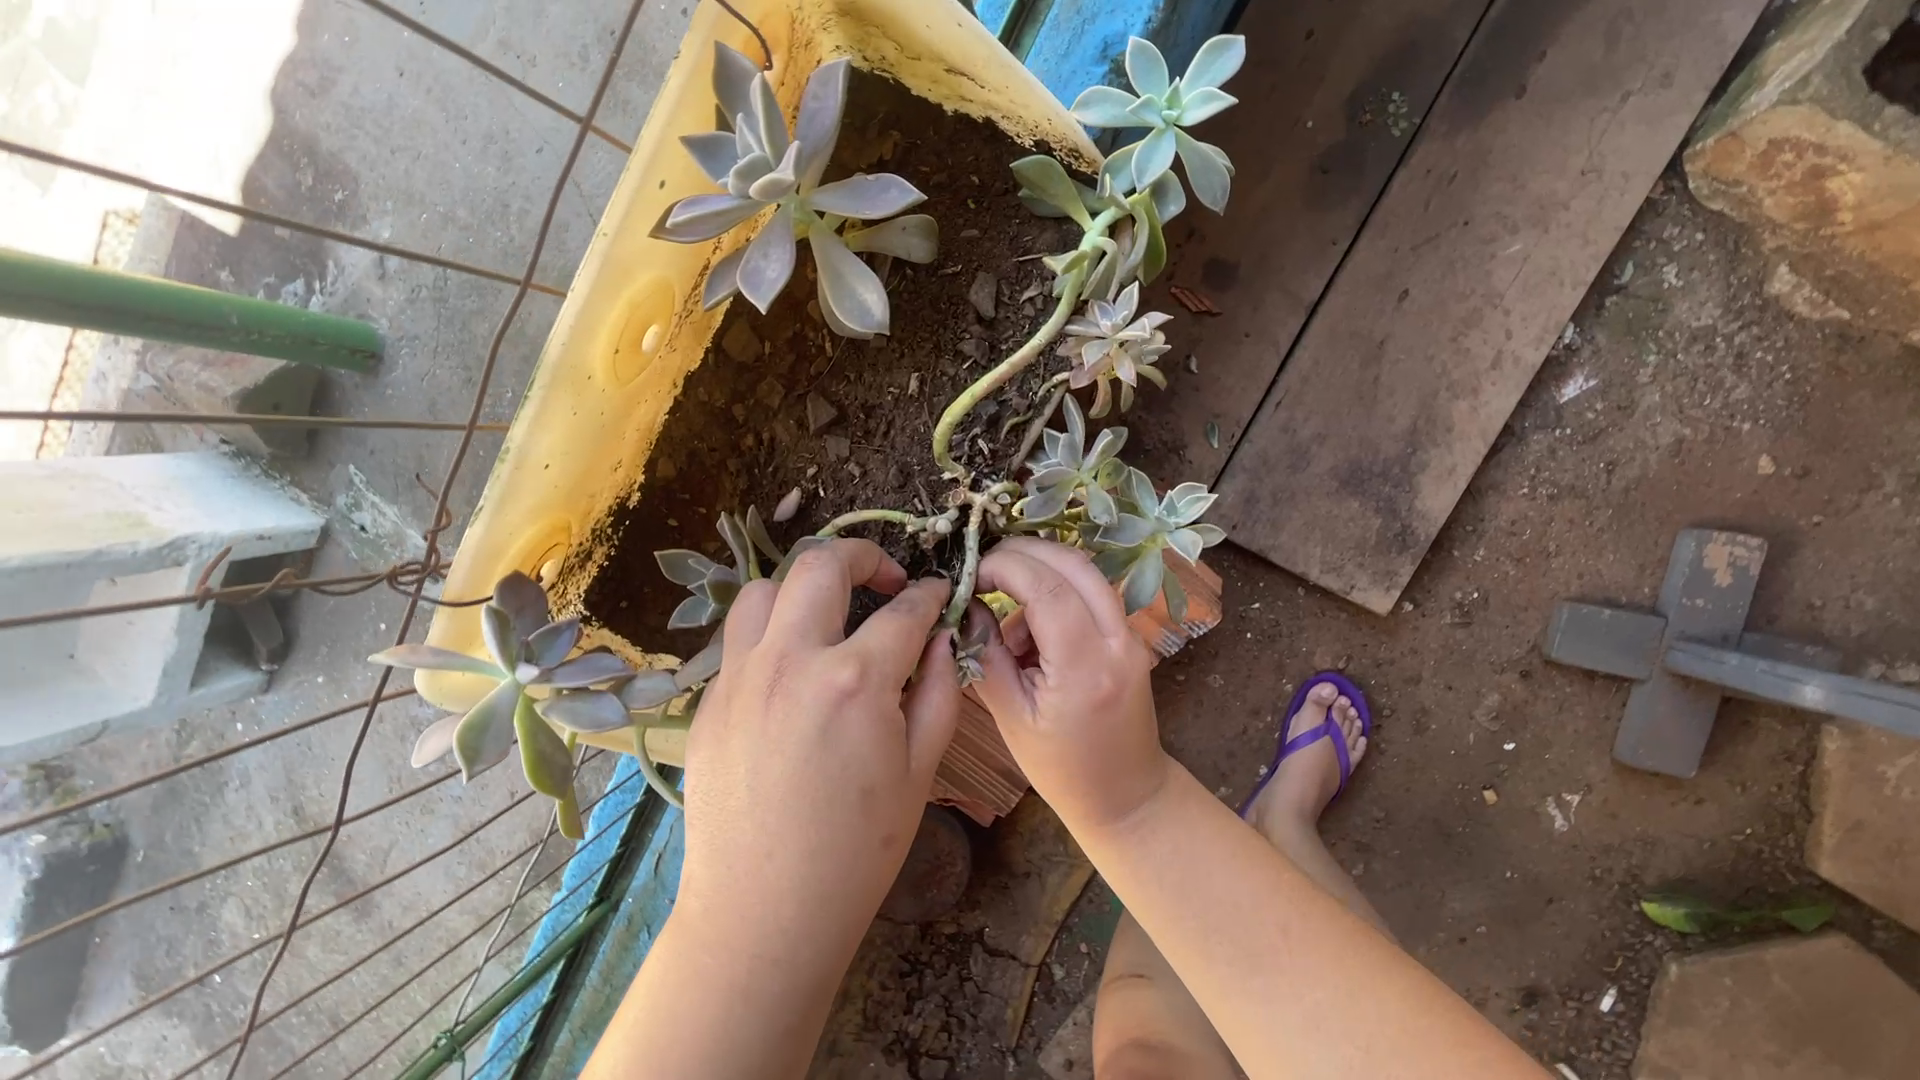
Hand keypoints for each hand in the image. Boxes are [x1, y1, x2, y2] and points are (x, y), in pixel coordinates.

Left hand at [679, 538, 959, 955]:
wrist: (765, 911)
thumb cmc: (858, 851)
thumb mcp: (920, 770)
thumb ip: (939, 690)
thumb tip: (942, 636)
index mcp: (856, 680)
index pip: (902, 609)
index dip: (928, 593)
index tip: (938, 591)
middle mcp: (791, 660)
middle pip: (820, 565)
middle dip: (862, 556)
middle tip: (885, 579)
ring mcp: (740, 677)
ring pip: (763, 590)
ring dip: (802, 587)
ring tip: (828, 616)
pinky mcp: (710, 702)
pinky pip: (738, 640)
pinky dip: (770, 632)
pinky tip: (792, 669)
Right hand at [971, 538, 1170, 830]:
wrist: (1128, 797)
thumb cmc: (1062, 770)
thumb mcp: (1011, 718)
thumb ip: (986, 656)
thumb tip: (966, 606)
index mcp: (1085, 668)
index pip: (1045, 587)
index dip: (1004, 567)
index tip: (972, 577)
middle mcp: (1118, 642)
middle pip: (1072, 563)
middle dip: (1022, 553)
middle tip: (983, 571)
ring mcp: (1132, 637)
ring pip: (1086, 572)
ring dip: (1041, 574)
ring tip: (1008, 621)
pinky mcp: (1132, 638)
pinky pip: (1092, 594)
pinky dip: (1058, 593)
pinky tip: (1033, 636)